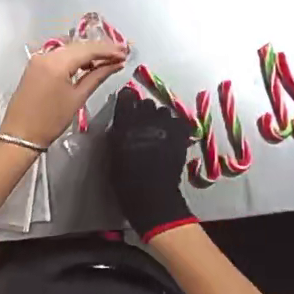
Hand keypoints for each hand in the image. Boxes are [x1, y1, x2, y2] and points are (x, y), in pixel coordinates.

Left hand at [0, 40, 128, 146]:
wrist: (21, 134)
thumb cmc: (51, 120)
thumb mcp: (77, 98)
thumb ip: (97, 76)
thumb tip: (115, 64)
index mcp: (56, 62)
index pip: (88, 49)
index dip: (108, 50)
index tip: (125, 53)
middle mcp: (46, 55)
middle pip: (78, 46)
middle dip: (100, 49)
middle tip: (120, 54)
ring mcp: (38, 59)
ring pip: (69, 49)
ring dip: (88, 53)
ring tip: (107, 60)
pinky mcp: (35, 66)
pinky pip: (59, 55)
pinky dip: (74, 58)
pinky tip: (87, 64)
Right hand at [109, 89, 195, 239]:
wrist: (151, 196)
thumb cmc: (125, 180)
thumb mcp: (112, 154)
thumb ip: (116, 135)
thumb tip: (119, 125)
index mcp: (125, 124)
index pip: (127, 97)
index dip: (127, 99)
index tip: (126, 103)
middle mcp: (146, 120)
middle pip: (146, 104)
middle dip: (144, 111)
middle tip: (142, 123)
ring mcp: (166, 126)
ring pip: (164, 111)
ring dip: (160, 119)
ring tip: (157, 131)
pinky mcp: (181, 135)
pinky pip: (179, 122)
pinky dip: (175, 126)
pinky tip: (171, 136)